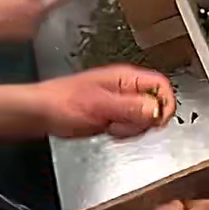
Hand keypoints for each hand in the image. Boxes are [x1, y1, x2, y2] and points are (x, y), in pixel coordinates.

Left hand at [28, 66, 175, 138]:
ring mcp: (123, 101)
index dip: (164, 104)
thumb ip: (131, 107)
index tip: (156, 120)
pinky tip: (109, 128)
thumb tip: (156, 110)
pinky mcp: (118, 113)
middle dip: (145, 120)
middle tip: (123, 123)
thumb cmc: (63, 103)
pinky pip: (134, 125)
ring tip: (111, 125)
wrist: (44, 112)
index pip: (162, 86)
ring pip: (147, 117)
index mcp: (127, 78)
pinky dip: (125, 131)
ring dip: (133, 128)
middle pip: (157, 104)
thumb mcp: (100, 106)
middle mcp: (128, 87)